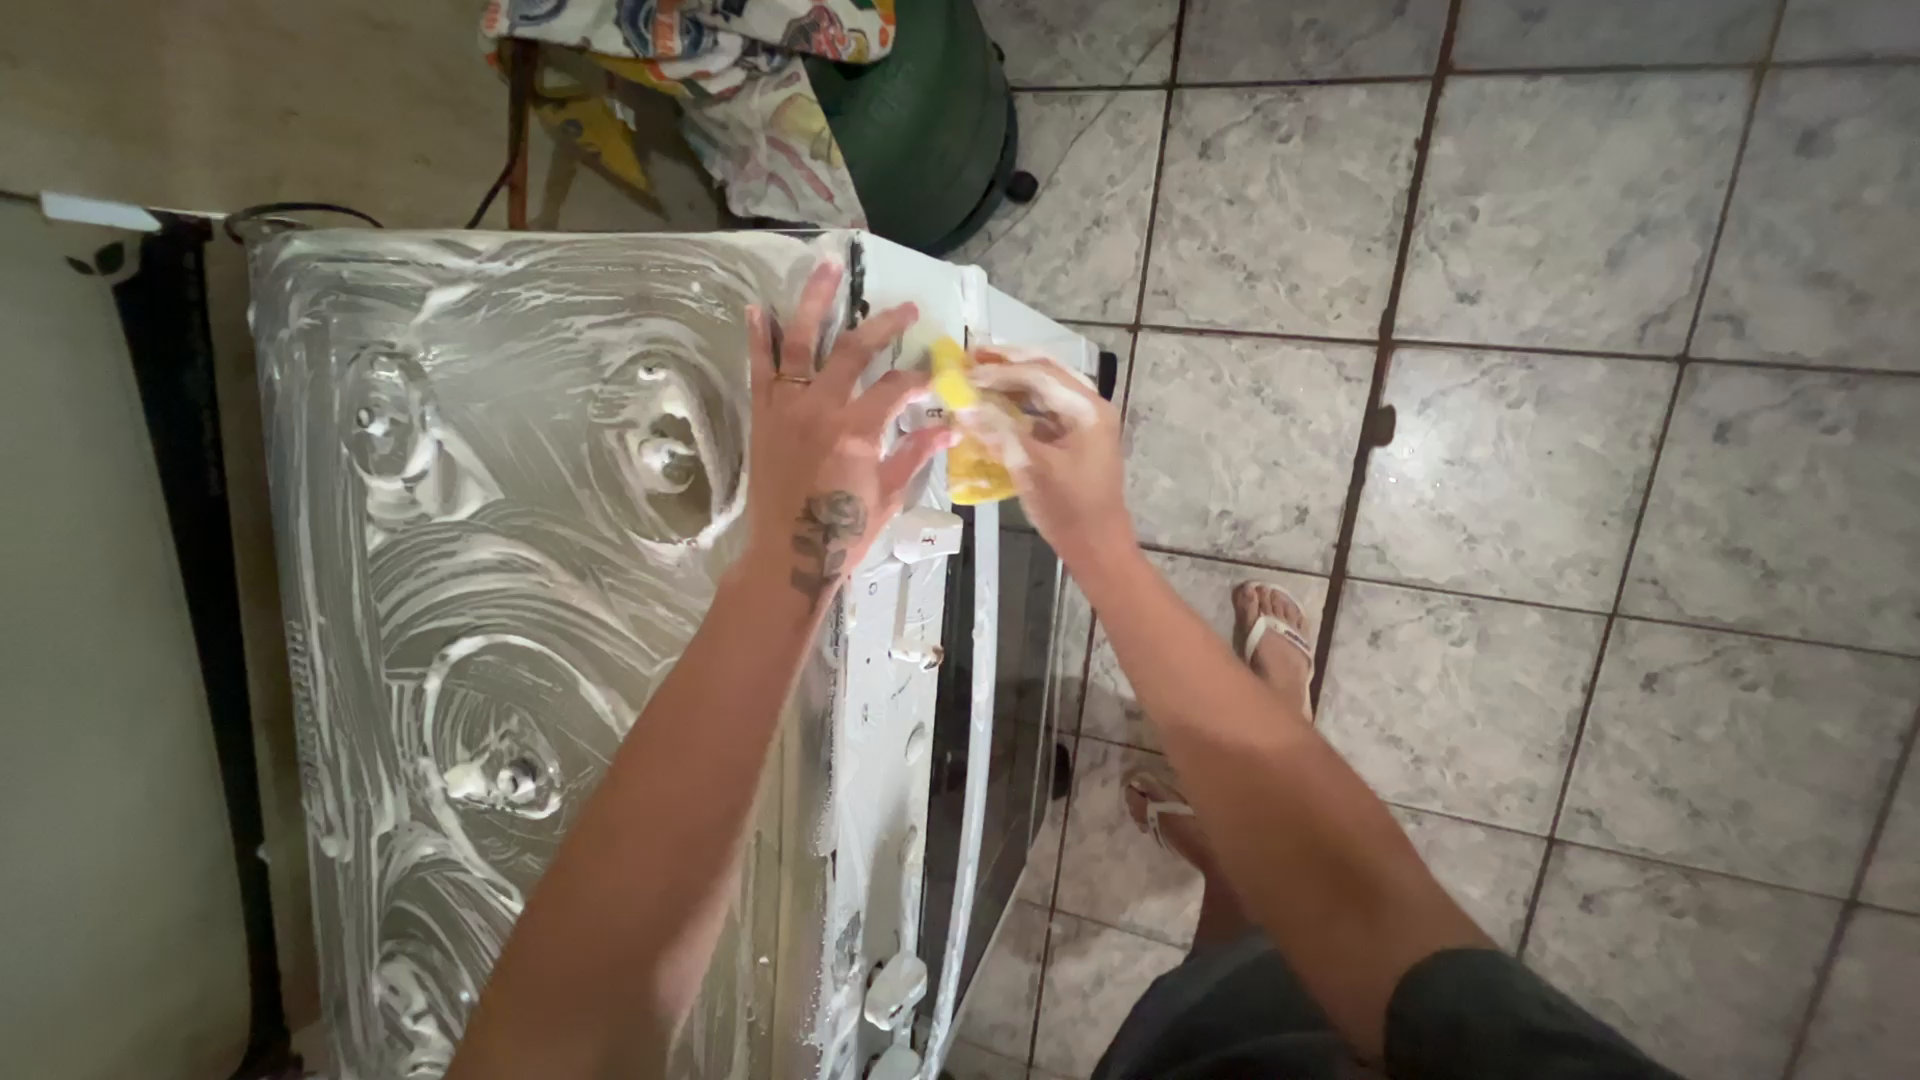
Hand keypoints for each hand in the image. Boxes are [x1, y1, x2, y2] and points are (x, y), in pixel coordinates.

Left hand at [741, 259, 951, 609]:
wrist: (787, 556)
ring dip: (815, 301)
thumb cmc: (843, 533)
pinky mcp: (764, 416)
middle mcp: (821, 407)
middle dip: (885, 325)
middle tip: (906, 307)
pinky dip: (759, 337)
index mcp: (858, 430)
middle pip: (856, 351)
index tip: (936, 378)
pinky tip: (759, 307)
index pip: (898, 388)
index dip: (921, 379)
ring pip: (802, 342)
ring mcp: (787, 407)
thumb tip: (948, 427)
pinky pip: (760, 369)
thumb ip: (915, 454)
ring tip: (826, 266)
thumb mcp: (889, 496)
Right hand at [969, 355, 1137, 568]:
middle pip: (1047, 371)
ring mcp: (1084, 423)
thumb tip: (962, 406)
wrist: (1097, 546)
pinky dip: (1020, 405)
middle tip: (973, 354)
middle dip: (1009, 362)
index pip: (1039, 375)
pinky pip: (1045, 411)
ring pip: (1046, 389)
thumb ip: (998, 432)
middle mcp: (1090, 407)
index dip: (1000, 371)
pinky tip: (995, 407)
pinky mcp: (1075, 439)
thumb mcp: (1031, 468)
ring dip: (1013, 381)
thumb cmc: (1069, 509)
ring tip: (979, 375)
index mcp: (1087, 409)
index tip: (966, 372)